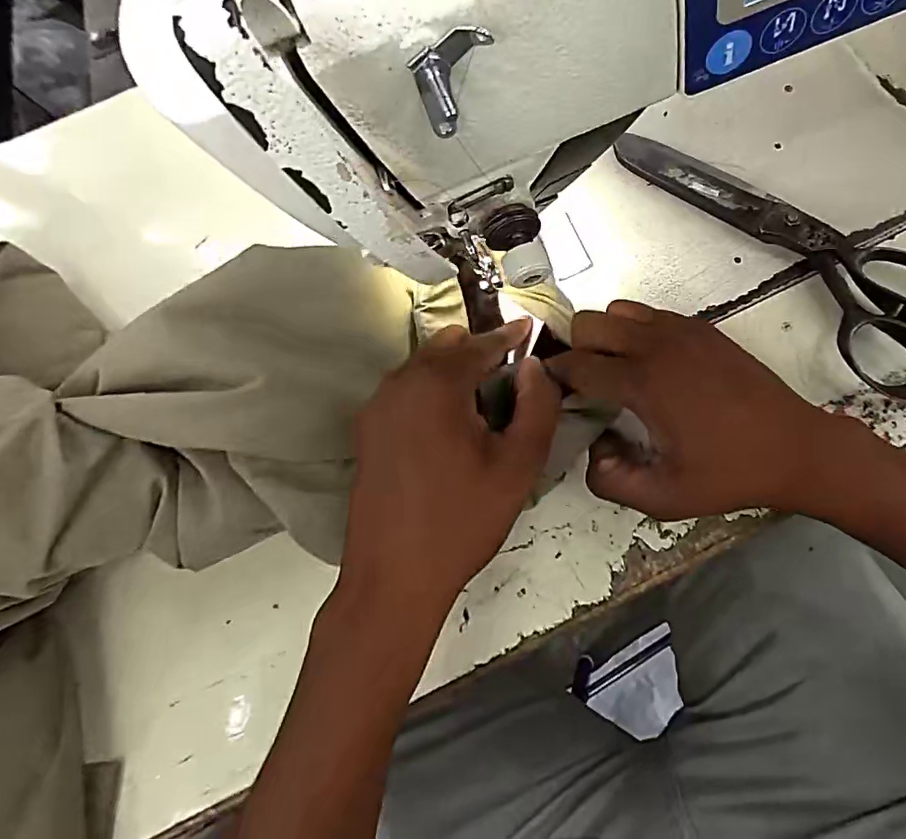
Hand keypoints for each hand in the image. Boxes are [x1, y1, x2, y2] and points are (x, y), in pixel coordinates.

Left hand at [343, 321, 561, 612]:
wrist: (393, 579)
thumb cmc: (462, 520)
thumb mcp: (519, 463)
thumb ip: (538, 405)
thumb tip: (534, 368)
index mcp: (435, 387)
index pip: (480, 345)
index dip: (509, 335)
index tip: (529, 326)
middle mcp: (398, 386)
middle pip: (446, 348)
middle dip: (481, 351)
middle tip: (515, 373)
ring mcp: (376, 409)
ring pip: (423, 368)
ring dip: (456, 371)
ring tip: (489, 401)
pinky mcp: (367, 433)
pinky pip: (407, 392)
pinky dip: (434, 391)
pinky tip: (455, 425)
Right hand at [544, 301, 872, 519]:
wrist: (794, 446)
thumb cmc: (731, 473)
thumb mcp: (665, 497)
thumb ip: (611, 481)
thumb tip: (594, 450)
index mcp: (644, 382)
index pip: (577, 364)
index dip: (555, 377)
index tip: (552, 393)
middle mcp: (658, 345)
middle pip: (589, 322)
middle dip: (576, 350)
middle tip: (584, 384)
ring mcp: (683, 330)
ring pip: (620, 309)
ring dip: (606, 336)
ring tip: (616, 371)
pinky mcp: (704, 329)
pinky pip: (652, 314)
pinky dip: (638, 331)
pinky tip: (652, 365)